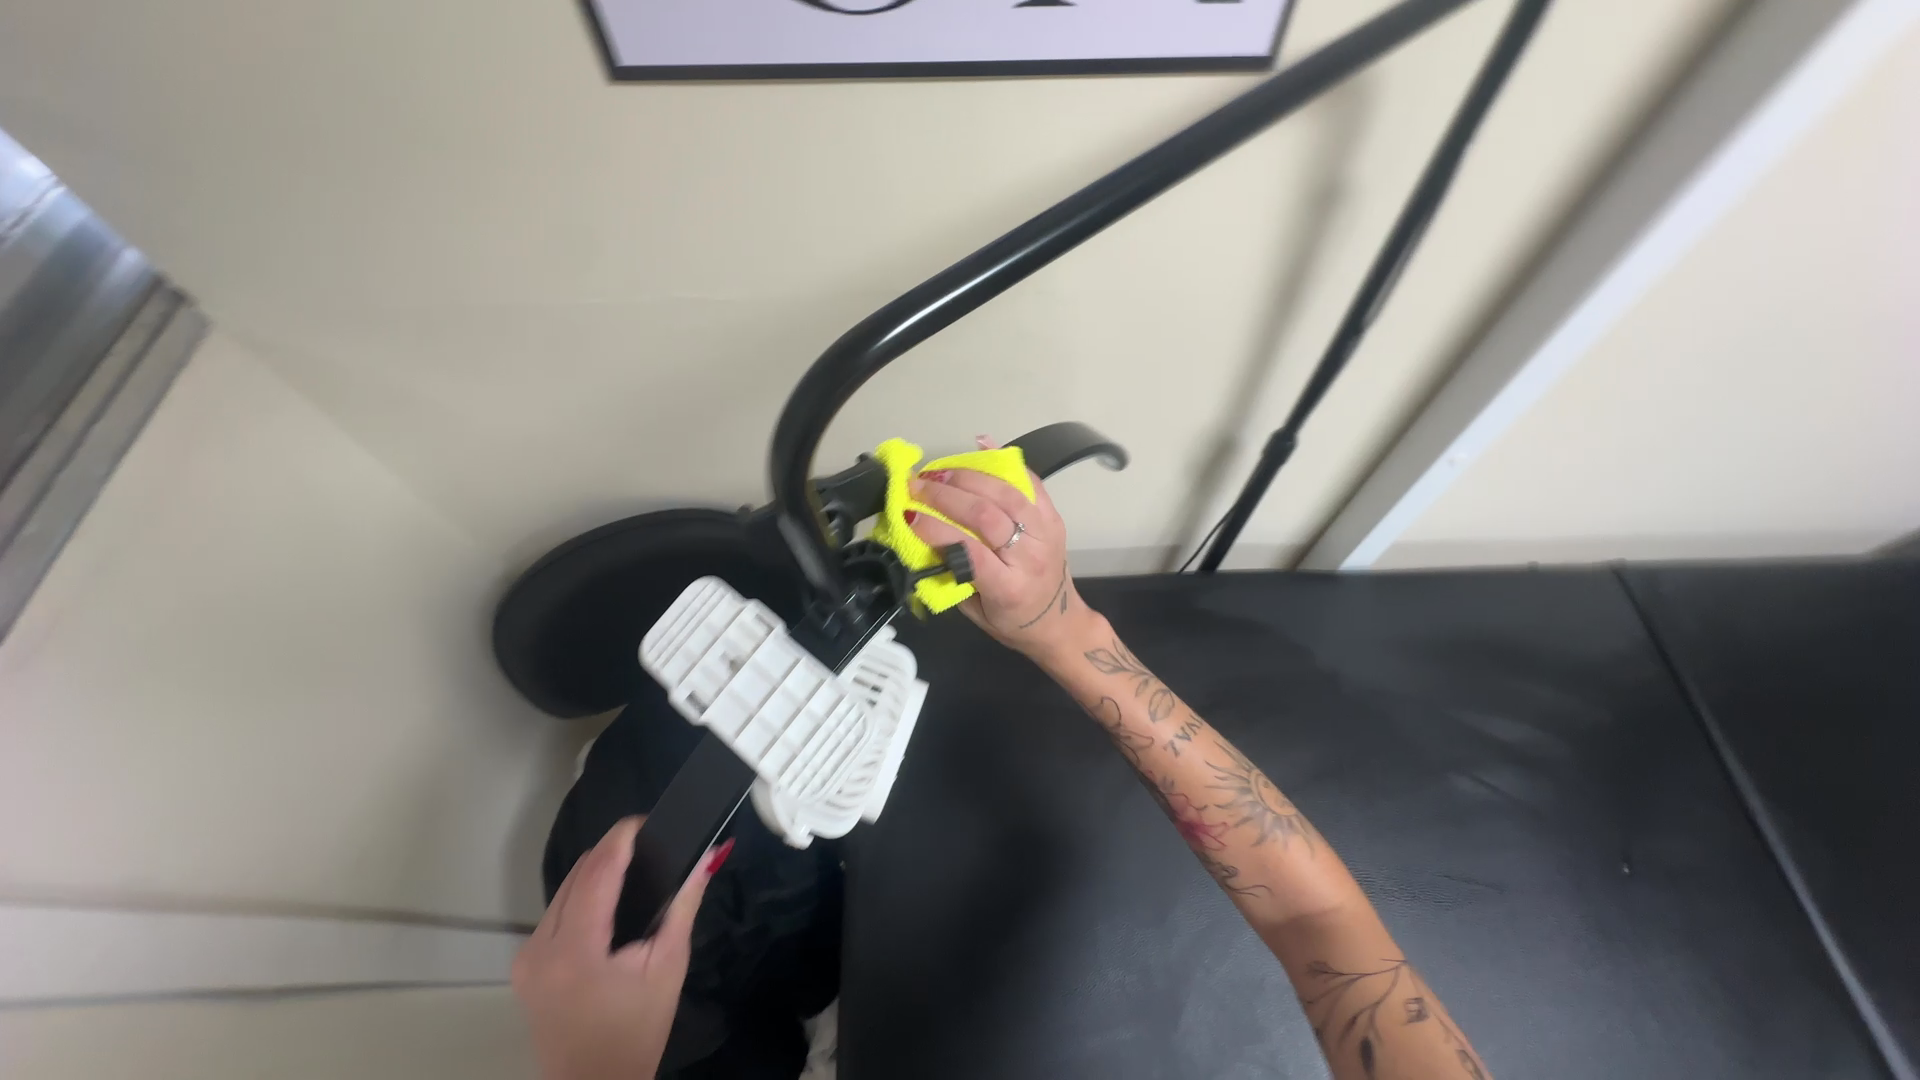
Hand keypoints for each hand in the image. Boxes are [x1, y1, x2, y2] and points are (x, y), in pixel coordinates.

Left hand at [513, 816, 727, 1079]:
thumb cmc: (637, 1030)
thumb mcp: (668, 966)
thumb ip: (682, 905)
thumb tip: (705, 858)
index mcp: (574, 951)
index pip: (596, 873)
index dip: (620, 839)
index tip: (646, 819)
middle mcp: (540, 948)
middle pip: (576, 876)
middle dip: (611, 852)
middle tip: (650, 841)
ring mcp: (526, 958)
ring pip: (562, 889)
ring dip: (595, 871)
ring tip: (634, 864)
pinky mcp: (525, 965)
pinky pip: (555, 910)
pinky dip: (582, 894)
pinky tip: (609, 896)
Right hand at [908, 435, 1106, 661]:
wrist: (1059, 622)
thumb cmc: (1011, 621)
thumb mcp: (974, 611)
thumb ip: (951, 574)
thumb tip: (921, 536)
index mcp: (1008, 588)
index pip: (970, 550)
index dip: (937, 528)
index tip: (908, 513)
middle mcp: (1030, 557)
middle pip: (988, 514)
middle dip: (946, 495)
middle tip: (916, 485)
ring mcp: (1046, 533)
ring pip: (1007, 493)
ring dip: (968, 476)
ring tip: (939, 471)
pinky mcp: (1053, 517)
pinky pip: (1029, 481)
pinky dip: (1003, 461)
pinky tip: (981, 446)